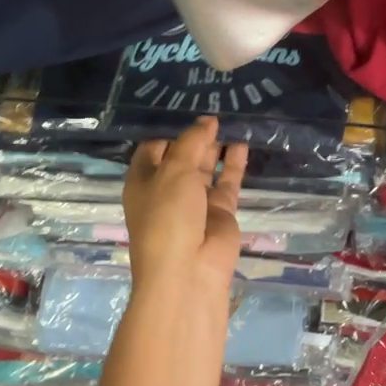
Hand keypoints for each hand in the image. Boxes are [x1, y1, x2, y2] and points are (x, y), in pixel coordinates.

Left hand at [122, 116, 248, 298]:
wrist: (188, 271)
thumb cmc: (167, 215)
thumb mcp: (174, 170)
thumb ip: (192, 141)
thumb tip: (208, 120)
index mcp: (143, 182)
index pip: (153, 150)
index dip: (169, 133)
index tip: (189, 114)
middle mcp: (167, 191)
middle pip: (182, 157)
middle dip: (196, 138)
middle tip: (216, 114)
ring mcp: (194, 203)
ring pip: (205, 169)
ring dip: (215, 149)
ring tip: (231, 123)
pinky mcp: (219, 213)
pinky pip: (226, 182)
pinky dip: (234, 164)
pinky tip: (242, 143)